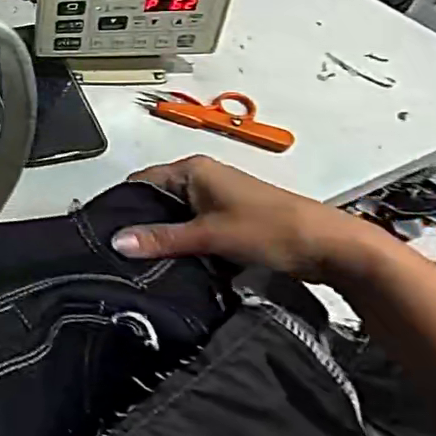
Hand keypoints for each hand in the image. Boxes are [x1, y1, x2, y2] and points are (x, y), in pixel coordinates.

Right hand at [113, 155, 383, 283]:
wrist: (331, 247)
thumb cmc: (272, 229)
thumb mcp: (209, 236)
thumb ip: (161, 239)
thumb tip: (117, 241)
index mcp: (193, 169)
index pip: (142, 182)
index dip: (123, 205)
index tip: (104, 232)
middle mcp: (203, 178)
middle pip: (157, 200)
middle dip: (142, 224)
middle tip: (121, 255)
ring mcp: (217, 199)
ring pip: (176, 217)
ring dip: (165, 237)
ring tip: (143, 264)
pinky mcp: (230, 220)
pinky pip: (194, 229)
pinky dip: (186, 244)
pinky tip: (175, 266)